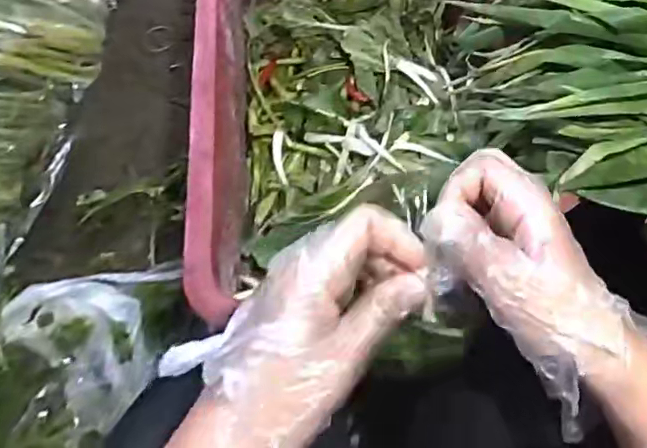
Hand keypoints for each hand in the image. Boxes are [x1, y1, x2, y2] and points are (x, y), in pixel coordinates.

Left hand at [175, 206, 427, 447]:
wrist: (225, 437)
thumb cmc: (285, 395)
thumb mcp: (343, 356)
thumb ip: (384, 310)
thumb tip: (421, 283)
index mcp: (312, 265)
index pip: (365, 220)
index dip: (400, 237)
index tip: (422, 271)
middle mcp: (299, 259)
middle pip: (357, 233)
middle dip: (393, 255)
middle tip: (416, 292)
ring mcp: (290, 276)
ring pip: (346, 253)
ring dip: (378, 270)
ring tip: (399, 305)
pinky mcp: (287, 296)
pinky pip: (331, 273)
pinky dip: (358, 284)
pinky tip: (370, 314)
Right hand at [421, 150, 644, 384]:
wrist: (594, 349)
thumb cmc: (556, 313)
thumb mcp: (509, 281)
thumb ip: (470, 243)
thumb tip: (435, 216)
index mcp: (528, 198)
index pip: (479, 164)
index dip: (456, 190)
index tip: (445, 233)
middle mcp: (525, 200)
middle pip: (476, 178)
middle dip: (452, 207)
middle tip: (442, 248)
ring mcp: (521, 221)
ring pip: (476, 203)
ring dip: (456, 229)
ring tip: (448, 268)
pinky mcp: (516, 244)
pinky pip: (481, 227)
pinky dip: (464, 245)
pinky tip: (461, 278)